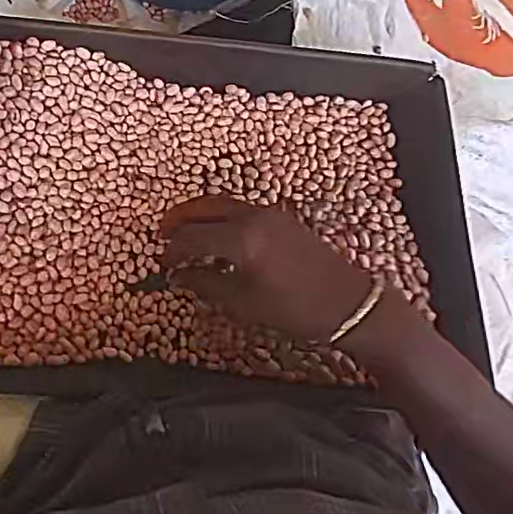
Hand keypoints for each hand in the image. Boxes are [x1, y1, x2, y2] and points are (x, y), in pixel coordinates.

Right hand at [158, 196, 381, 343]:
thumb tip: (179, 276)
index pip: (191, 238)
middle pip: (203, 208)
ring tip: (184, 235)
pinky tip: (216, 238)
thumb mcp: (243, 303)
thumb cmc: (294, 309)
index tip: (163, 266)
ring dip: (199, 216)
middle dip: (179, 221)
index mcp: (241, 239)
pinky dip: (220, 217)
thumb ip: (206, 284)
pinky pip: (239, 209)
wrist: (349, 304)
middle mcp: (252, 217)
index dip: (172, 252)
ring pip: (221, 204)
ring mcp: (269, 213)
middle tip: (163, 236)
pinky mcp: (281, 217)